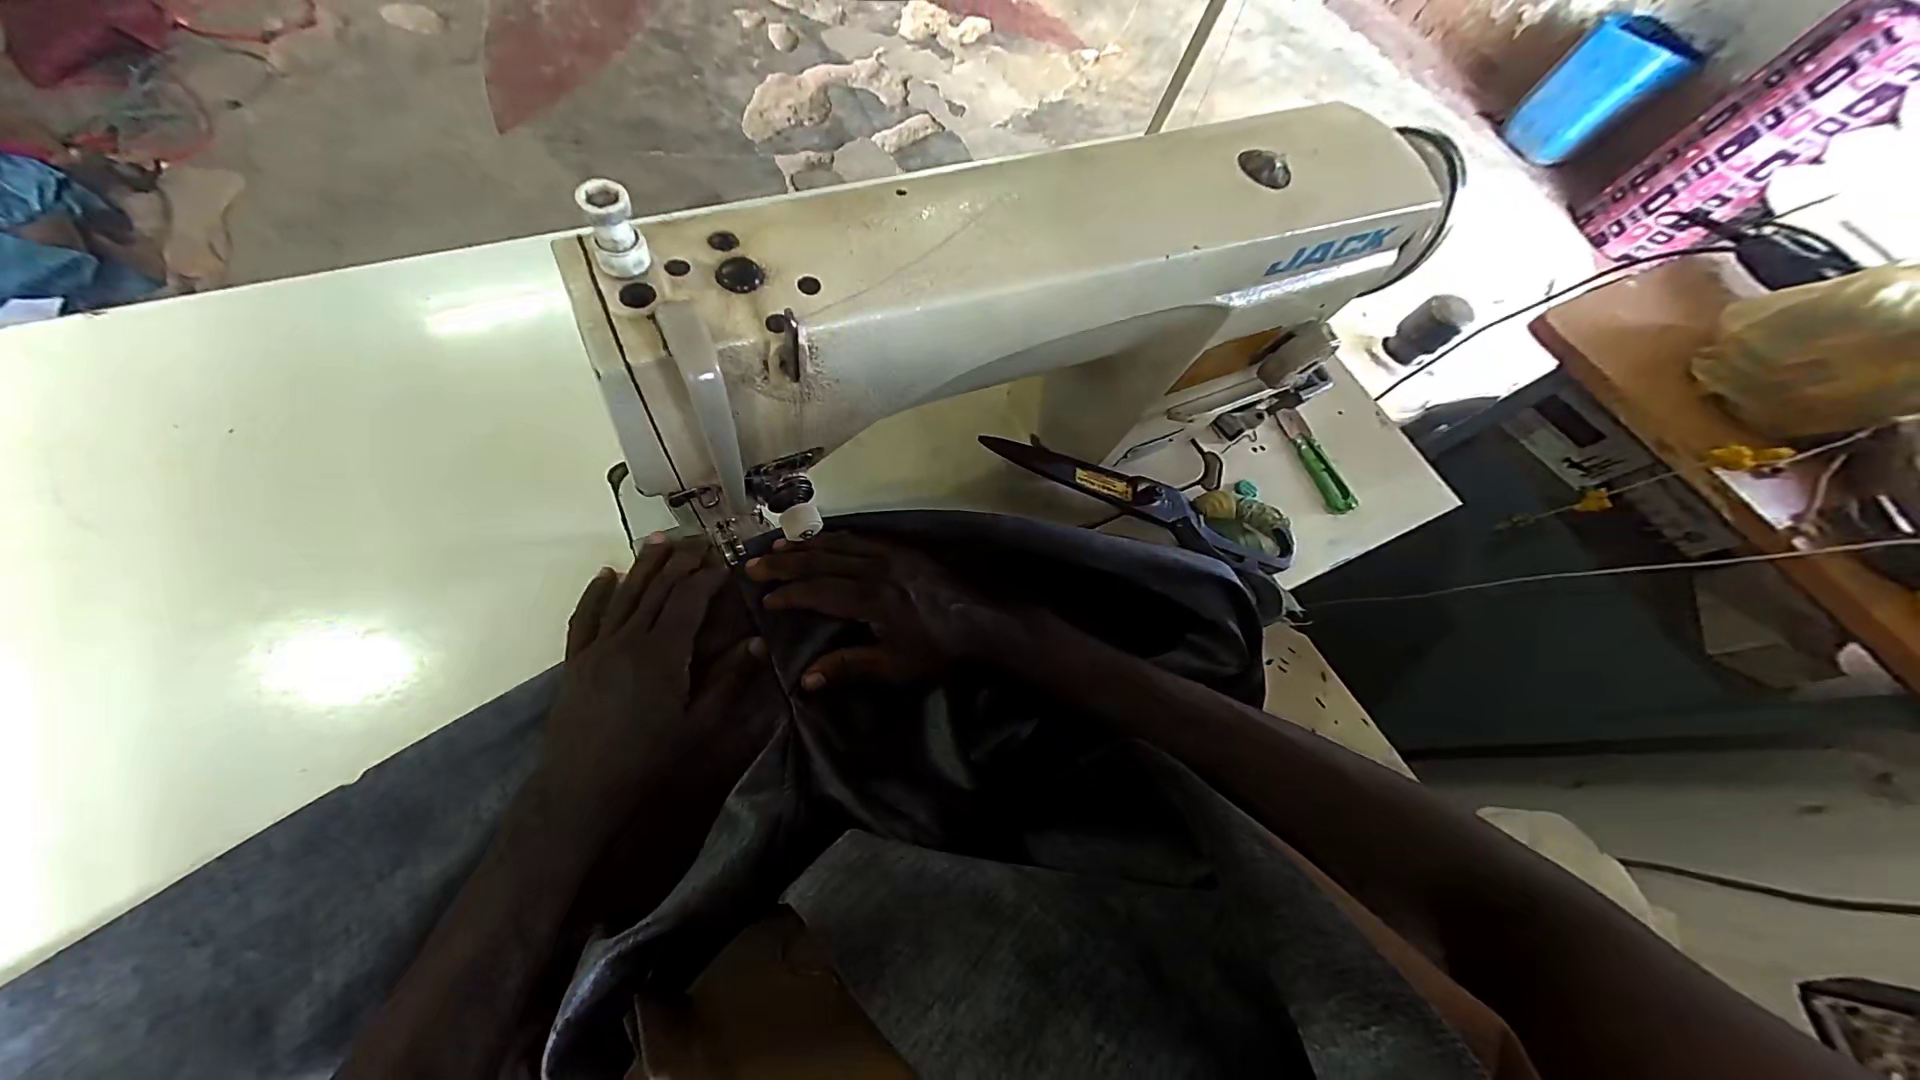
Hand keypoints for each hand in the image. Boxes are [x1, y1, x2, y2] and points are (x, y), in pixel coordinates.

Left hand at [544, 535, 762, 810]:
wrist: (581, 787)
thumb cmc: (648, 757)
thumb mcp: (699, 724)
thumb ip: (728, 680)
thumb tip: (756, 642)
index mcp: (662, 654)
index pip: (688, 600)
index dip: (707, 577)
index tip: (724, 562)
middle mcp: (628, 640)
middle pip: (657, 589)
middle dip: (681, 561)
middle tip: (701, 540)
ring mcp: (597, 647)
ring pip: (625, 594)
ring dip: (645, 565)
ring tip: (663, 539)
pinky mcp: (576, 660)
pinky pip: (586, 616)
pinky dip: (597, 591)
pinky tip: (607, 572)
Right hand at [744, 532, 1012, 689]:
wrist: (986, 625)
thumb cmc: (940, 651)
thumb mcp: (895, 666)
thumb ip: (849, 667)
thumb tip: (804, 679)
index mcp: (872, 598)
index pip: (818, 591)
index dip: (789, 594)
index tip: (765, 599)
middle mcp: (878, 568)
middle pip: (822, 560)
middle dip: (786, 563)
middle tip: (755, 564)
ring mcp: (893, 554)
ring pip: (840, 543)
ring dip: (807, 545)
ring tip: (779, 546)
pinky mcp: (906, 550)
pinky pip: (862, 537)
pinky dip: (836, 537)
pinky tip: (824, 539)